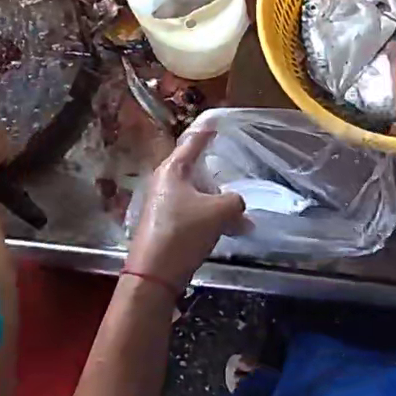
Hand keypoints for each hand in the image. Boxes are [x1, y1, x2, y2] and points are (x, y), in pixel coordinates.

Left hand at [127, 129, 245, 288]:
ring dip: (219, 206)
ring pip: (197, 196)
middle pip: (196, 171)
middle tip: (236, 182)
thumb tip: (236, 205)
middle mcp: (164, 183)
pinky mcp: (165, 225)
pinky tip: (229, 232)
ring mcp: (163, 204)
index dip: (206, 132)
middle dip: (218, 179)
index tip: (215, 122)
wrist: (154, 273)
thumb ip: (234, 201)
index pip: (192, 143)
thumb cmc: (183, 232)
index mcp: (173, 170)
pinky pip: (193, 214)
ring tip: (241, 220)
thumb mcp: (218, 212)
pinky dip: (210, 220)